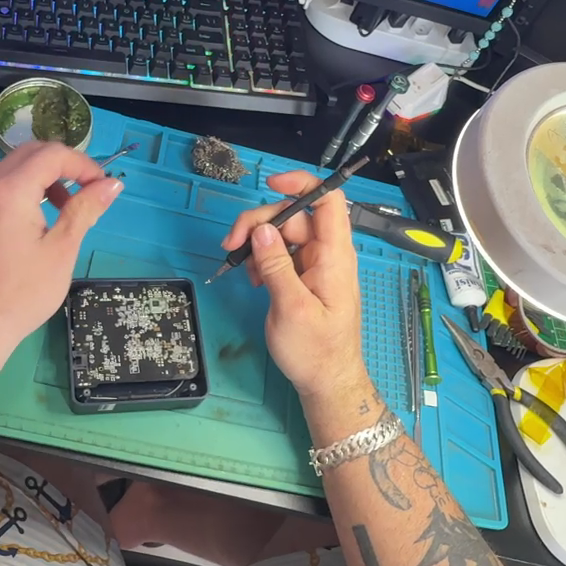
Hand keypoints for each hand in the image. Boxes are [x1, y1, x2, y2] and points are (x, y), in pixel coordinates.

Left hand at [0, 142, 122, 364]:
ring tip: (68, 208)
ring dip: (46, 177)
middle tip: (89, 191)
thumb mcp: (62, 250)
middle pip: (31, 153)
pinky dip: (27, 191)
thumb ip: (85, 209)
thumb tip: (112, 184)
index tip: (103, 187)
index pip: (52, 155)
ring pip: (14, 169)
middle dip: (65, 165)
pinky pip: (2, 188)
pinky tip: (41, 220)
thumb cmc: (23, 294)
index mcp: (9, 192)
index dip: (83, 164)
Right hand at [222, 170, 369, 400]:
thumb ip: (276, 265)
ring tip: (243, 268)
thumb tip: (261, 229)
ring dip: (258, 244)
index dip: (302, 183)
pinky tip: (254, 278)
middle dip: (260, 222)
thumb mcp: (291, 307)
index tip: (270, 183)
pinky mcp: (303, 278)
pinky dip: (263, 260)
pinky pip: (281, 255)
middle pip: (293, 217)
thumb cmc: (315, 351)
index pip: (327, 201)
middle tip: (231, 244)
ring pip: (283, 235)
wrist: (326, 382)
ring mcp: (315, 266)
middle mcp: (327, 254)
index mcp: (334, 256)